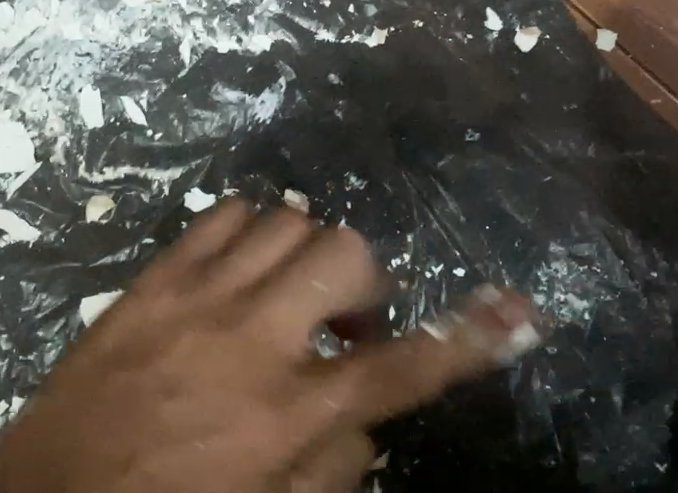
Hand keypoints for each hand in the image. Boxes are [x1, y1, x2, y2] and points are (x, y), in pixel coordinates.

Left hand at [0, 199, 540, 492]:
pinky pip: (224, 214)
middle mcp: (256, 338)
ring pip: (288, 221)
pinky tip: (241, 266)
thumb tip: (364, 409)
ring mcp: (202, 294)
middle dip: (365, 279)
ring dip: (307, 253)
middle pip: (345, 254)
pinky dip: (250, 228)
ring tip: (289, 291)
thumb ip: (334, 463)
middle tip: (343, 318)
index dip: (471, 339)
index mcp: (291, 414)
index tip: (519, 309)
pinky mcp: (157, 274)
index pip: (403, 367)